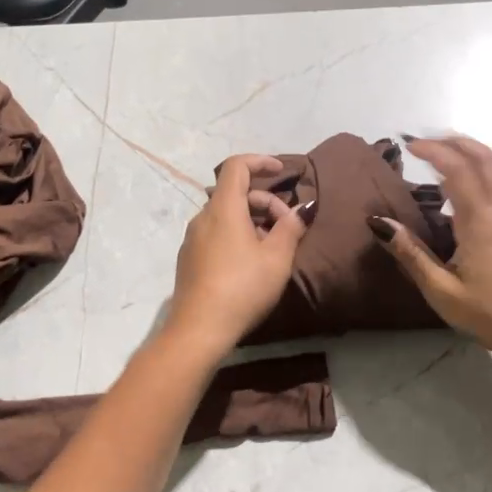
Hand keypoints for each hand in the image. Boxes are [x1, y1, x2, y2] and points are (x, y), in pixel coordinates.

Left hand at [162, 155, 309, 359]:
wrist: (199, 330)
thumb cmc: (242, 288)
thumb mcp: (277, 258)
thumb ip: (290, 228)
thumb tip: (302, 210)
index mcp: (223, 208)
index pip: (237, 166)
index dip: (260, 161)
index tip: (282, 172)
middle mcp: (203, 217)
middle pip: (235, 192)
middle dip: (265, 201)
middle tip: (288, 226)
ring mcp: (192, 238)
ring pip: (226, 215)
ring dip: (253, 220)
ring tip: (274, 247)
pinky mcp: (189, 258)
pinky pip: (216, 233)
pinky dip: (237, 234)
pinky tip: (252, 262)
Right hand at [372, 136, 491, 361]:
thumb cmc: (486, 313)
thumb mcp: (440, 290)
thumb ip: (410, 253)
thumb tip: (379, 222)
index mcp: (480, 221)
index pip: (458, 168)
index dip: (433, 150)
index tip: (408, 146)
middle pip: (482, 157)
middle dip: (452, 142)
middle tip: (422, 144)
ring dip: (466, 153)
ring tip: (436, 157)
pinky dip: (476, 169)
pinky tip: (457, 186)